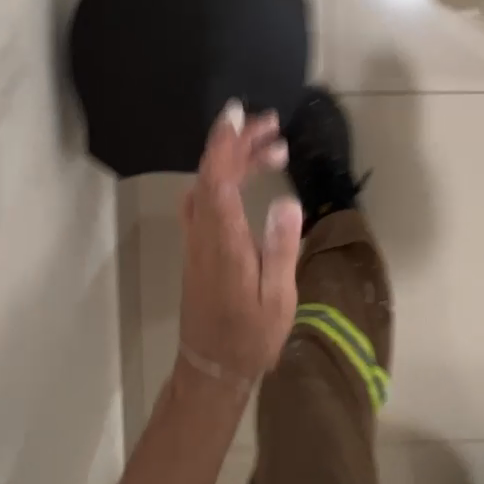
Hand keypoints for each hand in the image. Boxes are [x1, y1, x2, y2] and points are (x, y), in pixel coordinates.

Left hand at [178, 100, 304, 390]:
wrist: (212, 367)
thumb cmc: (250, 336)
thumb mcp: (277, 298)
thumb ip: (280, 248)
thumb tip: (287, 201)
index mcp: (225, 241)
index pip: (217, 180)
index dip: (224, 144)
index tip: (238, 116)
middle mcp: (205, 233)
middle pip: (213, 174)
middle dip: (238, 143)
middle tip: (272, 124)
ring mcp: (197, 240)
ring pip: (208, 184)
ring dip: (234, 159)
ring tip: (273, 147)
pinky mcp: (198, 247)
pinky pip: (206, 199)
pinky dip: (224, 177)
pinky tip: (245, 178)